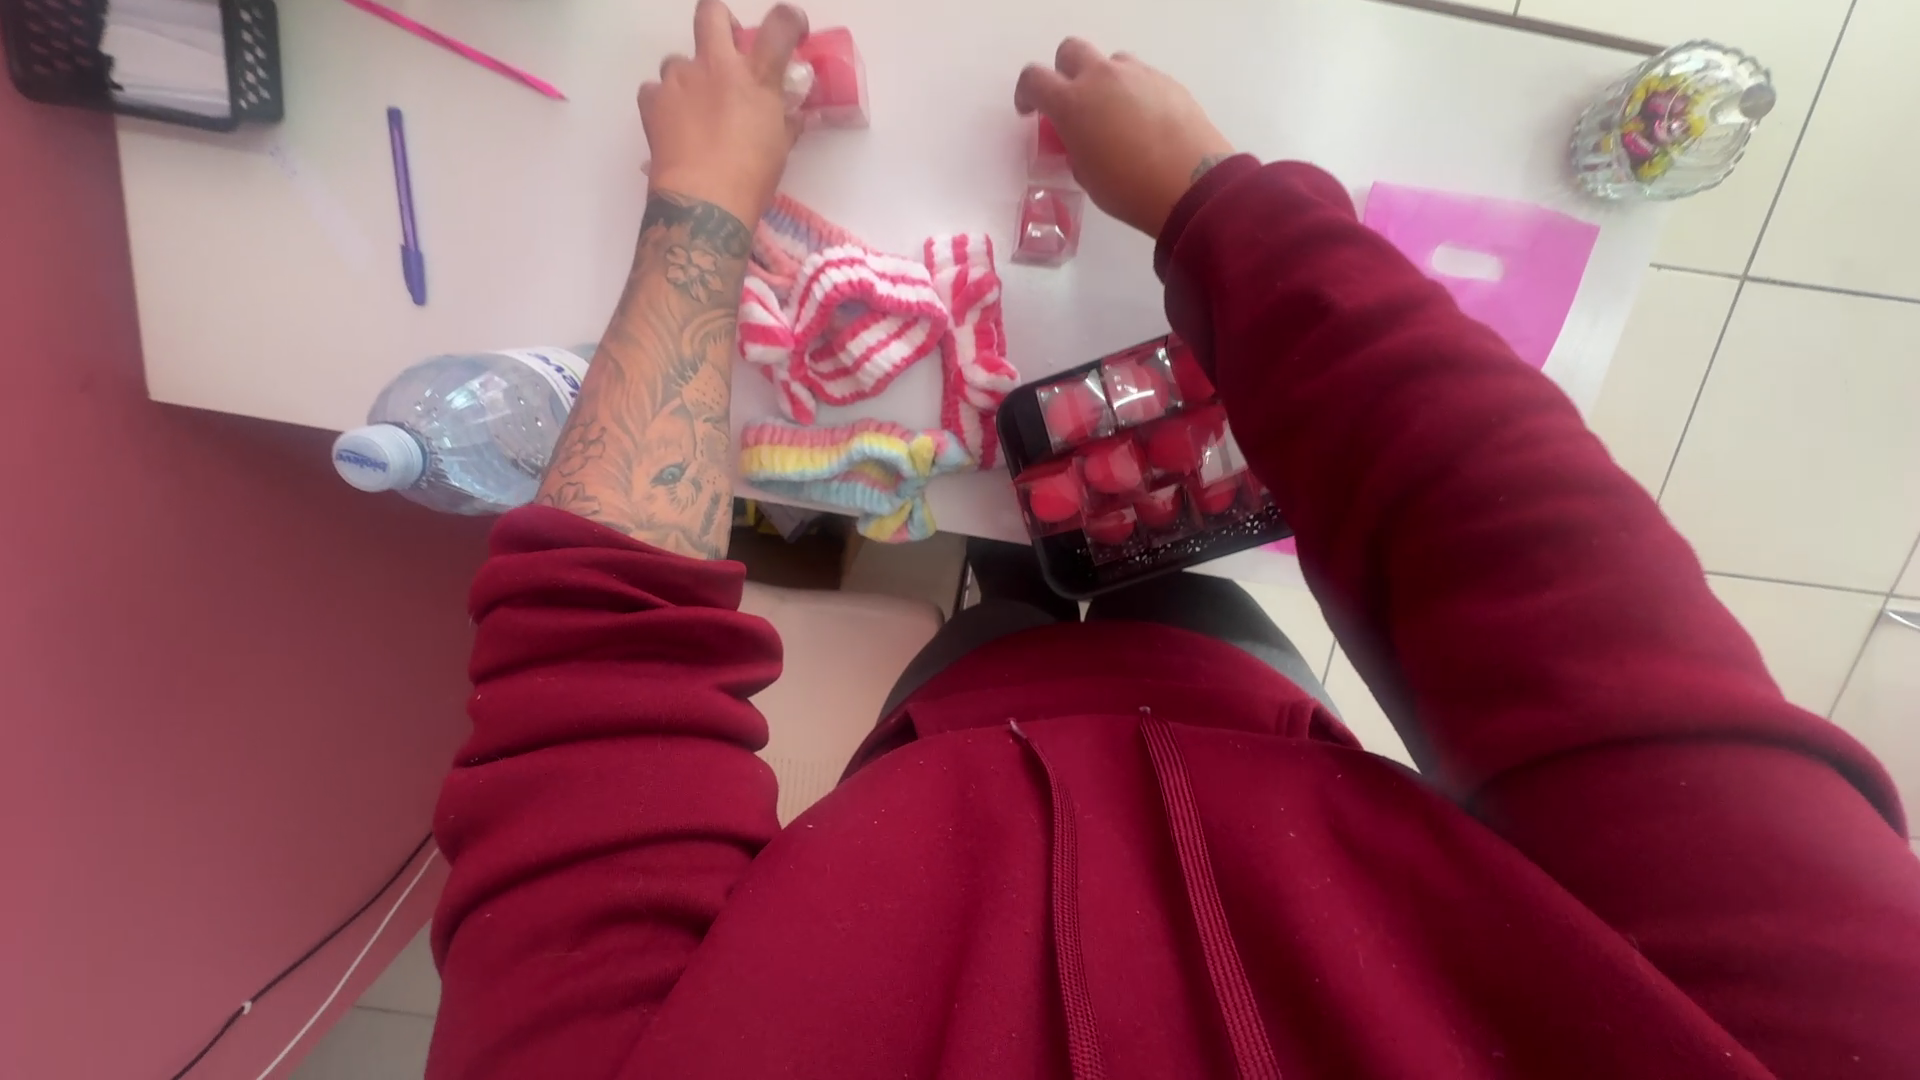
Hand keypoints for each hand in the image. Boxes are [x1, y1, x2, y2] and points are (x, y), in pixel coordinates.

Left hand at [640, 1, 808, 226]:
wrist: (704, 202)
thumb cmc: (752, 179)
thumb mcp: (780, 151)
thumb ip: (786, 124)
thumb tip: (793, 116)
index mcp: (755, 78)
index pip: (779, 28)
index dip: (790, 21)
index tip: (793, 29)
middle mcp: (715, 66)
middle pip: (712, 13)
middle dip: (720, 22)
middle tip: (727, 50)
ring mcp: (679, 79)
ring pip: (678, 60)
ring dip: (689, 77)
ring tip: (695, 110)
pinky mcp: (652, 100)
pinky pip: (655, 91)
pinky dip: (664, 104)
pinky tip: (673, 126)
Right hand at [1015, 41, 1234, 237]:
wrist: (1189, 184)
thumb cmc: (1128, 189)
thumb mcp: (1087, 177)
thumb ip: (1076, 149)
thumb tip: (1082, 141)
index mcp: (1073, 103)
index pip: (1034, 79)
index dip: (1026, 93)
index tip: (1029, 111)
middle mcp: (1102, 77)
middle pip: (1071, 51)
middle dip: (1063, 73)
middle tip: (1071, 105)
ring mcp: (1137, 74)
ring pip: (1109, 63)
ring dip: (1102, 82)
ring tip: (1112, 118)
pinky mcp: (1166, 80)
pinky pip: (1139, 77)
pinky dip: (1131, 93)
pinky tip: (1142, 125)